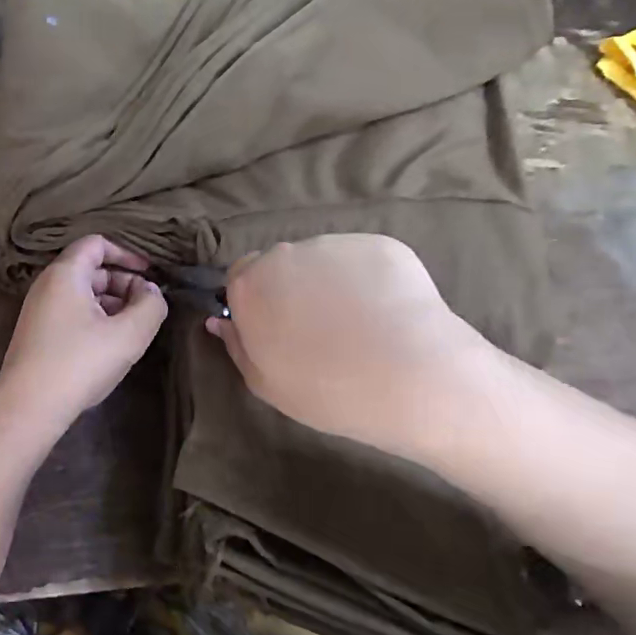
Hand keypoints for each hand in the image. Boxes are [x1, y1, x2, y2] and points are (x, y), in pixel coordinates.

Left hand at [0, 235, 168, 428]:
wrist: (29, 408)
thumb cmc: (80, 362)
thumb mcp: (130, 333)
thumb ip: (151, 305)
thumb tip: (151, 292)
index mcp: (65, 274)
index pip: (96, 244)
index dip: (127, 254)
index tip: (150, 274)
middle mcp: (47, 285)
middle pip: (91, 269)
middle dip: (124, 283)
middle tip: (147, 307)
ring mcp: (38, 311)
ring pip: (83, 295)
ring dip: (112, 304)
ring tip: (133, 330)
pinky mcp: (37, 335)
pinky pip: (72, 314)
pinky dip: (96, 320)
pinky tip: (110, 347)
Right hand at [205, 234, 495, 457]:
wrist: (415, 380)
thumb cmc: (329, 391)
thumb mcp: (266, 383)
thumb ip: (237, 345)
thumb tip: (220, 319)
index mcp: (252, 284)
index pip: (239, 277)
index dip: (256, 302)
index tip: (276, 328)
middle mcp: (288, 252)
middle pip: (281, 265)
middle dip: (292, 288)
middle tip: (319, 330)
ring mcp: (337, 243)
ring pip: (323, 259)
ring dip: (330, 281)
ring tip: (360, 324)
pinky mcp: (382, 244)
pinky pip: (363, 260)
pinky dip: (369, 279)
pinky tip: (388, 313)